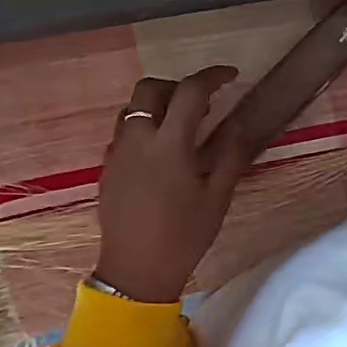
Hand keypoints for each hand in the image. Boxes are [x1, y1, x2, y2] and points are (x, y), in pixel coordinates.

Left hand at [93, 66, 248, 303]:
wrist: (136, 270)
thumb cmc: (184, 235)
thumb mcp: (217, 197)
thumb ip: (230, 155)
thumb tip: (239, 125)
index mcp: (169, 144)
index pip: (191, 92)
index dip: (213, 76)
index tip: (230, 76)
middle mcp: (138, 139)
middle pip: (150, 88)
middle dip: (177, 85)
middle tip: (200, 103)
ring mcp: (117, 153)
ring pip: (132, 109)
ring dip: (157, 105)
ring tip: (180, 126)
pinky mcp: (107, 168)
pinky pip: (123, 133)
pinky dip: (143, 128)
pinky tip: (159, 154)